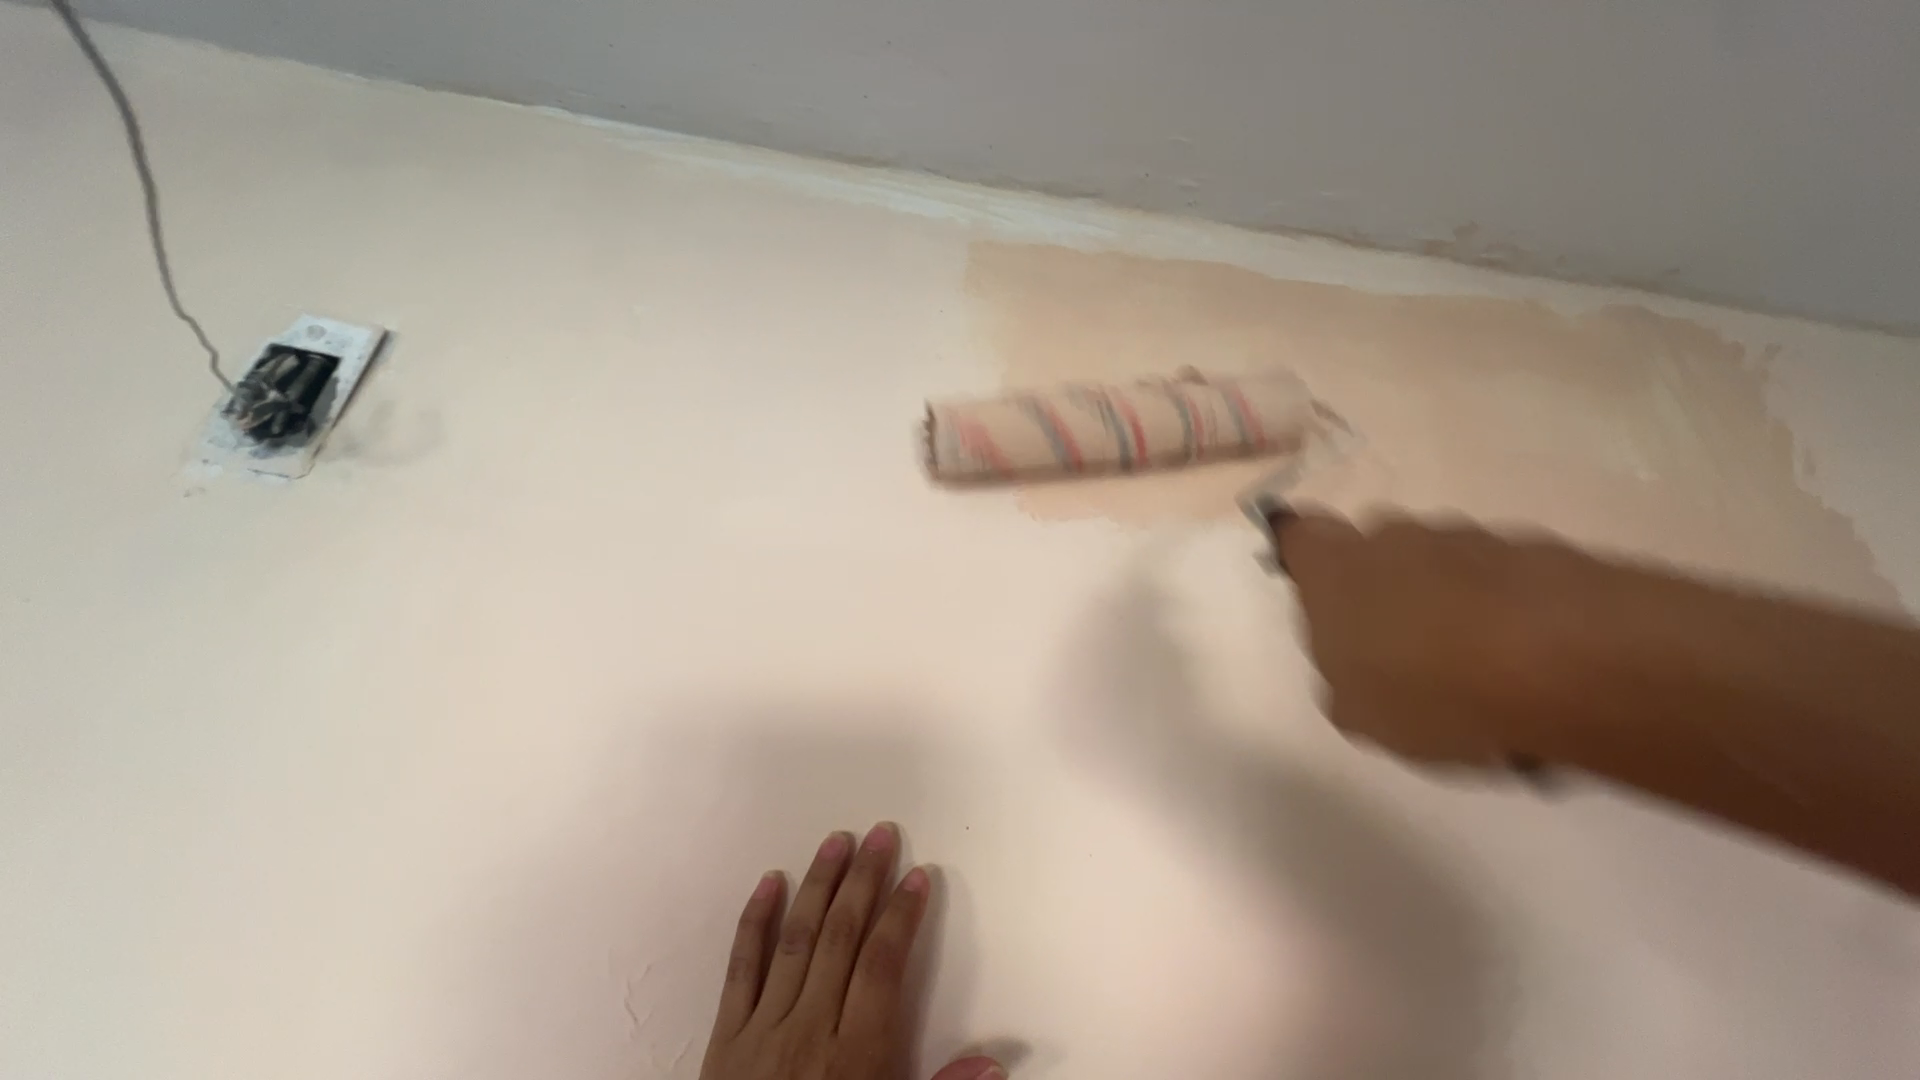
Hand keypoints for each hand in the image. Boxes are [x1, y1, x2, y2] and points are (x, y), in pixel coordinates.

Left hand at [700, 823, 1003, 1079]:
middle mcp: (809, 1029)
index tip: (919, 875)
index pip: (883, 965)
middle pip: (841, 937)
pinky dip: (754, 921)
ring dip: (818, 885)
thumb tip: (998, 1059)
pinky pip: (741, 968)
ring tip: (837, 840)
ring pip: (795, 939)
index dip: (903, 916)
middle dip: (864, 880)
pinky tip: (770, 882)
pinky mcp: (725, 1036)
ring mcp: (762, 1028)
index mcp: (856, 1055)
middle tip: (881, 834)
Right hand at [1275, 507, 1604, 767]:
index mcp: (1334, 569)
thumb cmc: (1428, 689)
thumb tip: (1361, 668)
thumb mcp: (1357, 713)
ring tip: (1482, 681)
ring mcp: (1474, 540)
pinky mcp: (1544, 555)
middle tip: (1404, 654)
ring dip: (1453, 610)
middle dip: (1385, 592)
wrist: (1572, 666)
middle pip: (1377, 554)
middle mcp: (1397, 538)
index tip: (1317, 588)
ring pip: (1446, 570)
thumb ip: (1344, 680)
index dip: (1303, 556)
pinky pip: (1509, 588)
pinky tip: (1532, 677)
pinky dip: (1512, 621)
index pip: (1299, 536)